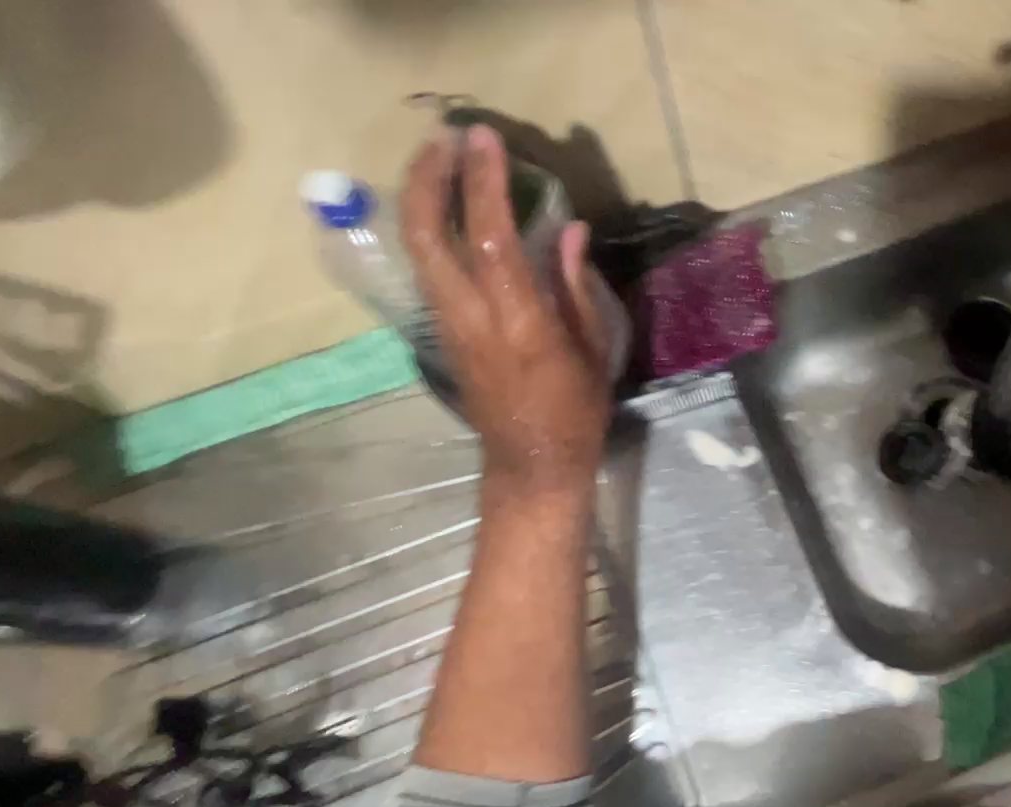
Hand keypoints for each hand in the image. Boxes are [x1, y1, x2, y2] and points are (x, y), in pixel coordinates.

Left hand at [401, 124, 610, 498]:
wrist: (531, 463)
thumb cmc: (576, 413)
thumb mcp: (593, 351)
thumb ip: (575, 287)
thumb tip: (569, 230)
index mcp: (519, 322)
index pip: (490, 236)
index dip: (483, 182)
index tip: (485, 139)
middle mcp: (471, 316)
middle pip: (427, 232)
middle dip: (428, 176)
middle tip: (446, 140)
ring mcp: (448, 324)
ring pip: (417, 246)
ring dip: (422, 197)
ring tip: (442, 164)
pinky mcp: (441, 332)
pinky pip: (427, 267)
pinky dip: (430, 228)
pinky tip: (449, 213)